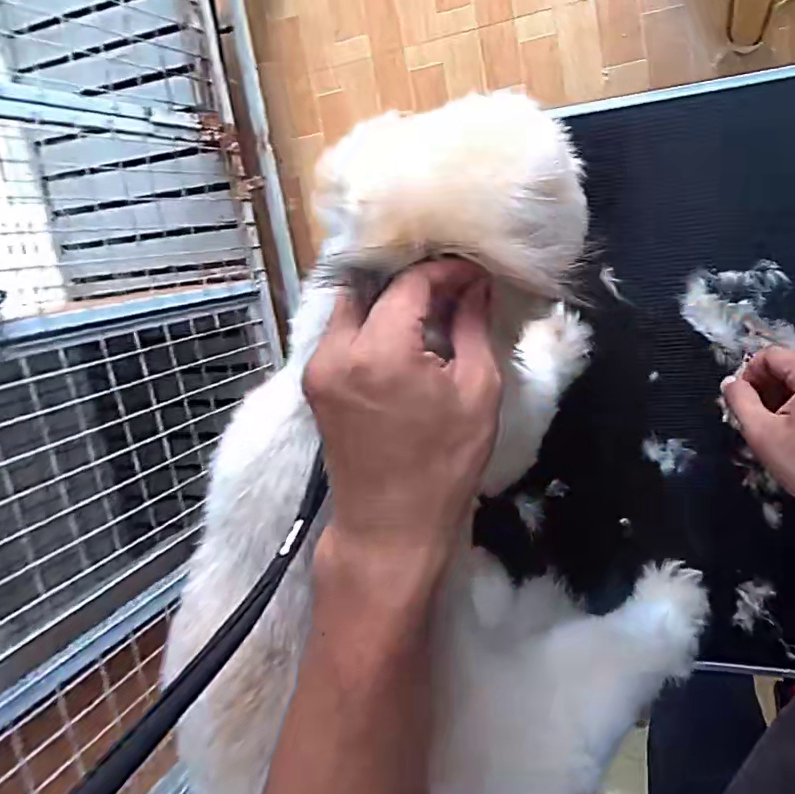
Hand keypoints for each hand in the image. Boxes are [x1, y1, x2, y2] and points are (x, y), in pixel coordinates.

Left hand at [302, 260, 502, 562]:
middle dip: (414, 277)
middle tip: (456, 283)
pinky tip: (410, 331)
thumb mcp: (479, 388)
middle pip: (370, 286)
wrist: (394, 522)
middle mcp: (335, 350)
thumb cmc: (447, 460)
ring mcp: (317, 368)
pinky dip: (375, 320)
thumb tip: (476, 288)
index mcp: (379, 351)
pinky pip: (343, 332)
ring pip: (351, 305)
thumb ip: (474, 327)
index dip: (447, 271)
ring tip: (436, 304)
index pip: (410, 283)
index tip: (476, 273)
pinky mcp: (315, 384)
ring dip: (392, 297)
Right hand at [721, 347, 794, 541]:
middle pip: (789, 365)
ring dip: (781, 398)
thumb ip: (741, 402)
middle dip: (765, 387)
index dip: (749, 374)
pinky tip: (793, 431)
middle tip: (754, 418)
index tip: (741, 402)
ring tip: (773, 428)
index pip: (773, 355)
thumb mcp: (764, 436)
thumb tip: (730, 382)